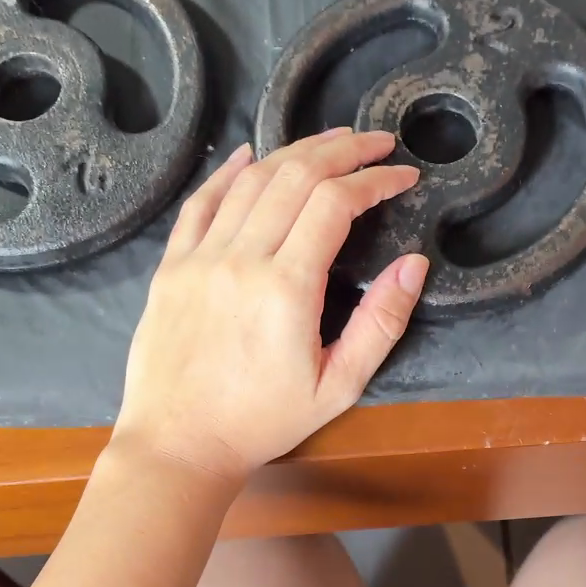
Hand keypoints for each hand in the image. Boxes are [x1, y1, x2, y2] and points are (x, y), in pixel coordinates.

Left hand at [111, 129, 428, 483]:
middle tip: (375, 141)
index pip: (336, 203)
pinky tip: (248, 154)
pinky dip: (227, 173)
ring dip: (294, 152)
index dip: (374, 180)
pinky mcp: (171, 266)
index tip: (403, 176)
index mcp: (287, 287)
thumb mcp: (337, 386)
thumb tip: (414, 264)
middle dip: (342, 150)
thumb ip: (380, 323)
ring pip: (251, 182)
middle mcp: (240, 258)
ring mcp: (200, 258)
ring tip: (330, 141)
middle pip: (295, 177)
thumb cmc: (262, 422)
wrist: (178, 445)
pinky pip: (200, 204)